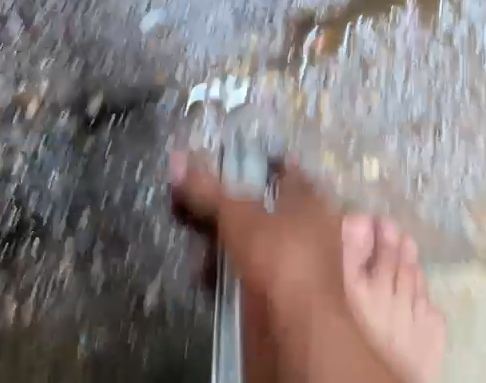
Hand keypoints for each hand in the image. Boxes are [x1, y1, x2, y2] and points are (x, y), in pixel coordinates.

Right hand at [169, 151, 346, 307]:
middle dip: (228, 201)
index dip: (255, 163)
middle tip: (195, 194)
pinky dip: (226, 264)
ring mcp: (297, 260)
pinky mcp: (282, 289)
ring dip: (222, 235)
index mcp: (309, 200)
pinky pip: (249, 266)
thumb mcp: (236, 214)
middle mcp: (308, 227)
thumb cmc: (279, 256)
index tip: (225, 159)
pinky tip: (203, 266)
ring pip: (253, 237)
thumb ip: (206, 188)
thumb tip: (176, 158)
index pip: (283, 169)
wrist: (299, 328)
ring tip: (191, 229)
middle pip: (263, 205)